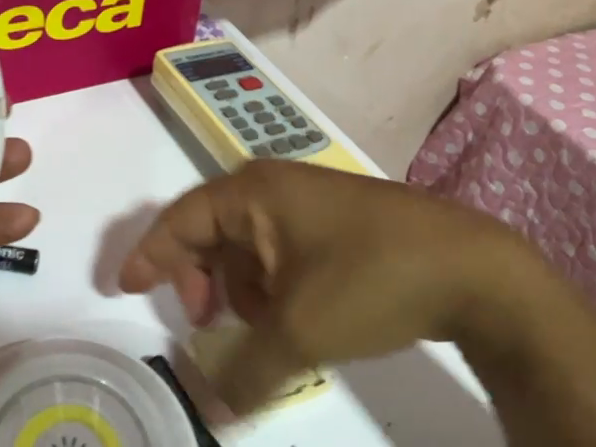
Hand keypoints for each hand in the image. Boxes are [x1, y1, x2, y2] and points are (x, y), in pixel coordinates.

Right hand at [118, 161, 517, 414]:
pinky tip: (295, 322)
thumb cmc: (371, 278)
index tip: (123, 286)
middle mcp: (275, 187)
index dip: (150, 253)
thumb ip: (246, 370)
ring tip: (262, 333)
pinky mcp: (338, 226)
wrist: (472, 269)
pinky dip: (273, 289)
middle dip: (199, 280)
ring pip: (250, 248)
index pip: (181, 218)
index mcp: (253, 191)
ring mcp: (310, 204)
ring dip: (241, 291)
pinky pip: (282, 254)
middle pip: (212, 232)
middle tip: (200, 323)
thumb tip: (212, 409)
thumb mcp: (301, 330)